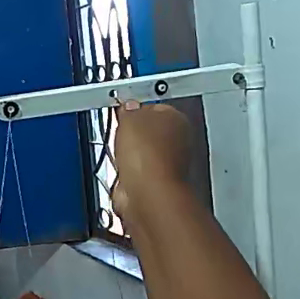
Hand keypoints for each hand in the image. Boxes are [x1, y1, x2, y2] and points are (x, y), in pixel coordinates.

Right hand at [110, 102, 195, 225]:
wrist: (145, 191)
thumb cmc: (148, 155)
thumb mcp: (129, 117)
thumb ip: (129, 109)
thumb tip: (128, 107)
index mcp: (177, 119)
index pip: (154, 108)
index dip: (135, 109)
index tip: (123, 112)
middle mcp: (178, 142)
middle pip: (147, 132)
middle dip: (131, 134)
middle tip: (121, 134)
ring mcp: (166, 164)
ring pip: (139, 154)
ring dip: (127, 155)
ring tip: (122, 156)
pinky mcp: (153, 183)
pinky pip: (134, 172)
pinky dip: (126, 173)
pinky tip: (123, 172)